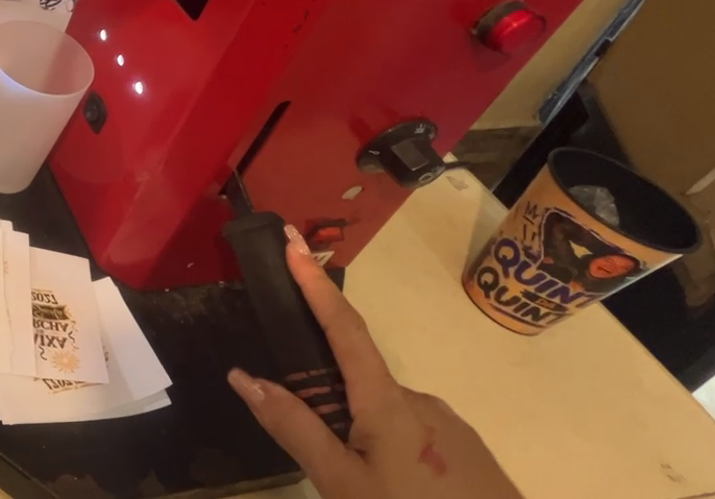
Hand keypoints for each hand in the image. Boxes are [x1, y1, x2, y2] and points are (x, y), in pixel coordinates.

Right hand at [227, 226, 523, 498]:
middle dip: (331, 399)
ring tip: (363, 488)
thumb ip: (294, 428)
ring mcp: (451, 429)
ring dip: (363, 434)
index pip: (343, 327)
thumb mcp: (343, 485)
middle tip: (324, 453)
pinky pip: (415, 438)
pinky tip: (396, 494)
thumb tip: (241, 375)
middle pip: (359, 380)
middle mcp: (419, 401)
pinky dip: (393, 453)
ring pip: (386, 414)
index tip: (293, 241)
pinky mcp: (473, 458)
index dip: (315, 283)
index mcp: (385, 401)